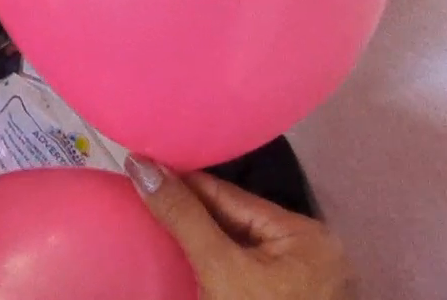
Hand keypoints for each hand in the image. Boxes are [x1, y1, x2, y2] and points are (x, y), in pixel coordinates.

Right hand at [127, 157, 356, 299]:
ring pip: (234, 245)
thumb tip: (140, 162)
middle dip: (186, 212)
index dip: (179, 182)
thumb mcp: (220, 271)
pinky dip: (211, 264)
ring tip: (151, 223)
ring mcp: (303, 284)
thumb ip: (182, 214)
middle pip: (231, 218)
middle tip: (135, 198)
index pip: (226, 192)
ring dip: (195, 237)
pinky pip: (241, 271)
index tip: (134, 171)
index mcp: (306, 235)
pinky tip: (182, 259)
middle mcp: (311, 253)